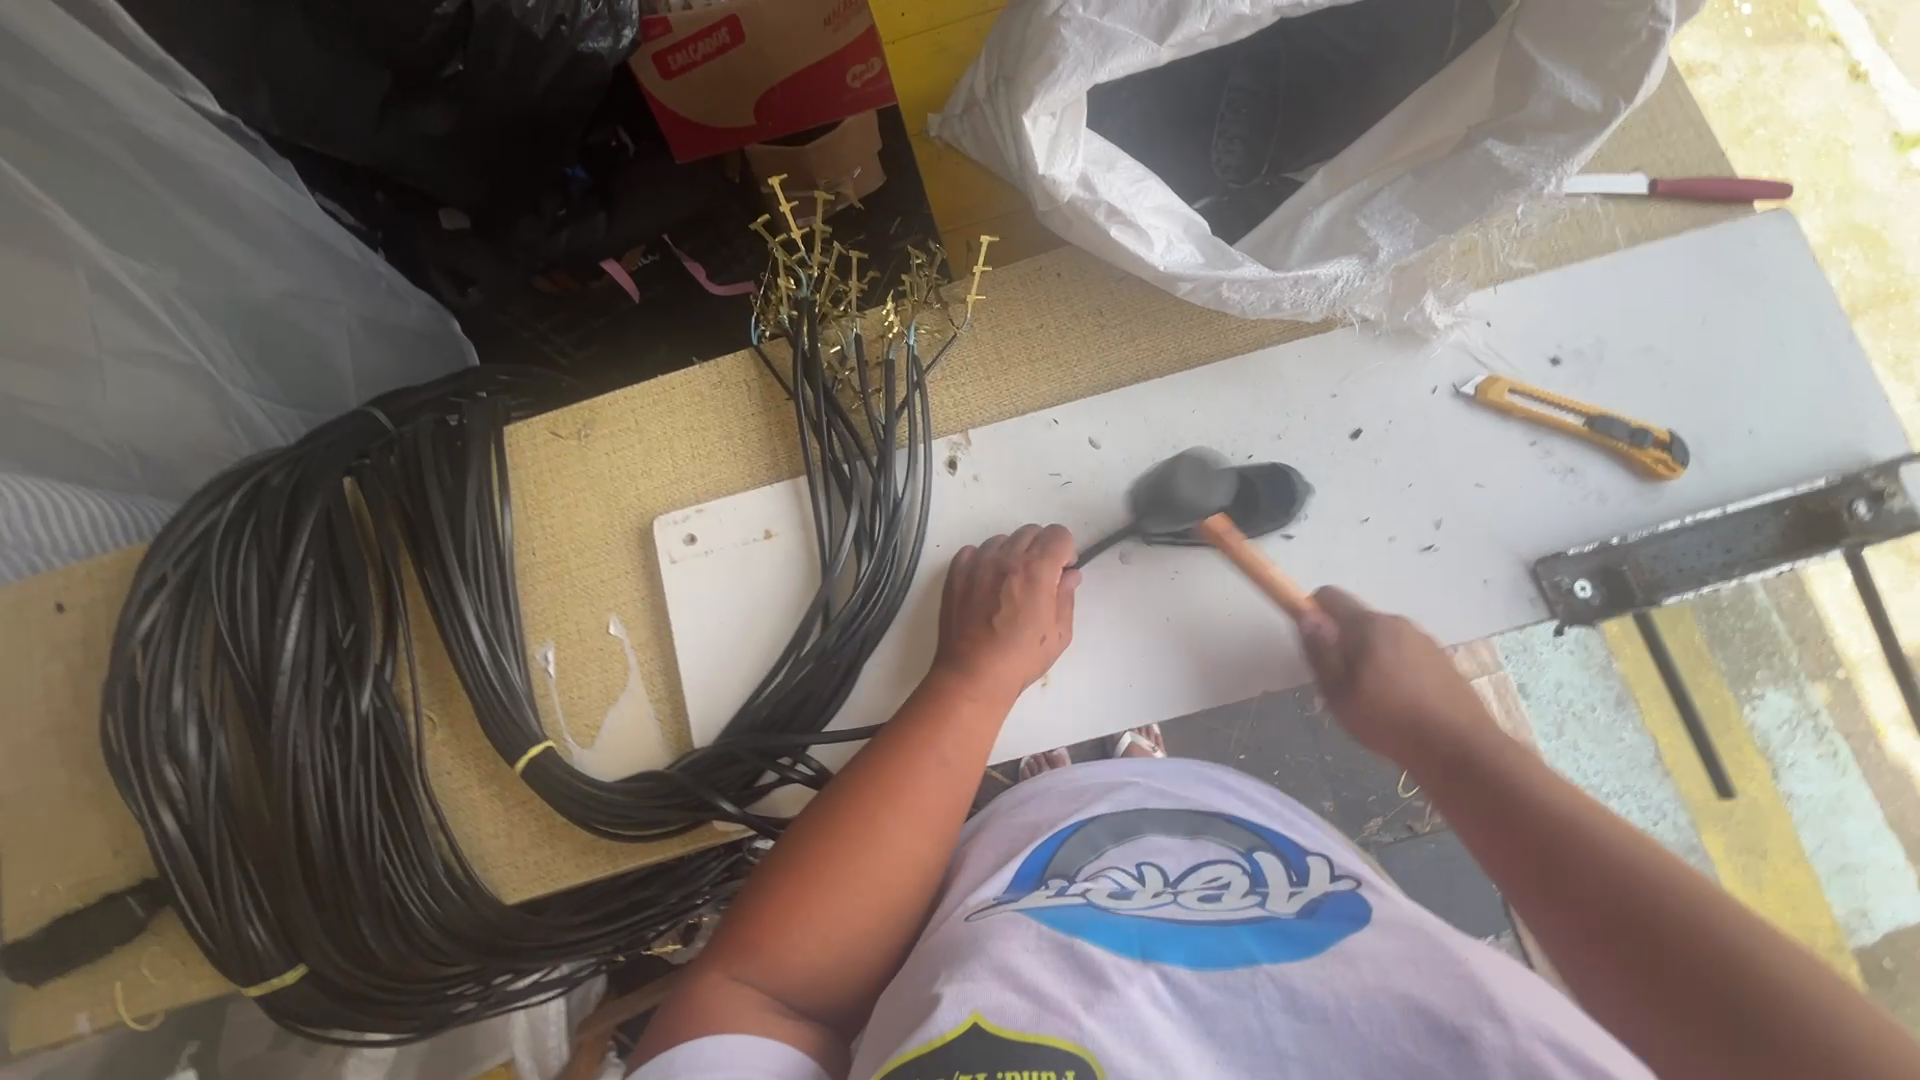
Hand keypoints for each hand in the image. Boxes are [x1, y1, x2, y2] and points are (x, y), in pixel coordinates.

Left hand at [931, 524, 1080, 699]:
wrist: (973, 674)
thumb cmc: (1020, 658)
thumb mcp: (1059, 633)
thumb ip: (1066, 596)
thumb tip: (1070, 576)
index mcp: (1036, 570)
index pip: (1058, 534)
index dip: (1065, 551)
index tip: (1061, 570)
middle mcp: (1006, 558)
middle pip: (1031, 532)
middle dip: (1041, 550)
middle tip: (1039, 578)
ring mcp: (977, 563)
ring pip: (1002, 540)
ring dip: (1012, 554)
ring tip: (1010, 583)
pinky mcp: (956, 573)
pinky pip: (974, 551)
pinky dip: (984, 560)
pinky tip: (987, 585)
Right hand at [1297, 586, 1501, 769]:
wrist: (1459, 747)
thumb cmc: (1387, 719)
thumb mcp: (1337, 691)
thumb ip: (1319, 650)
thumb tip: (1306, 614)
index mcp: (1368, 625)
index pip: (1329, 596)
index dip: (1312, 613)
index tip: (1314, 647)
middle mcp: (1397, 622)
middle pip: (1356, 620)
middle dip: (1342, 644)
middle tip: (1341, 685)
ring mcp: (1424, 640)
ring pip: (1381, 639)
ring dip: (1369, 659)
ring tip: (1372, 700)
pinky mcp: (1441, 660)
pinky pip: (1405, 654)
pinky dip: (1394, 670)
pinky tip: (1399, 704)